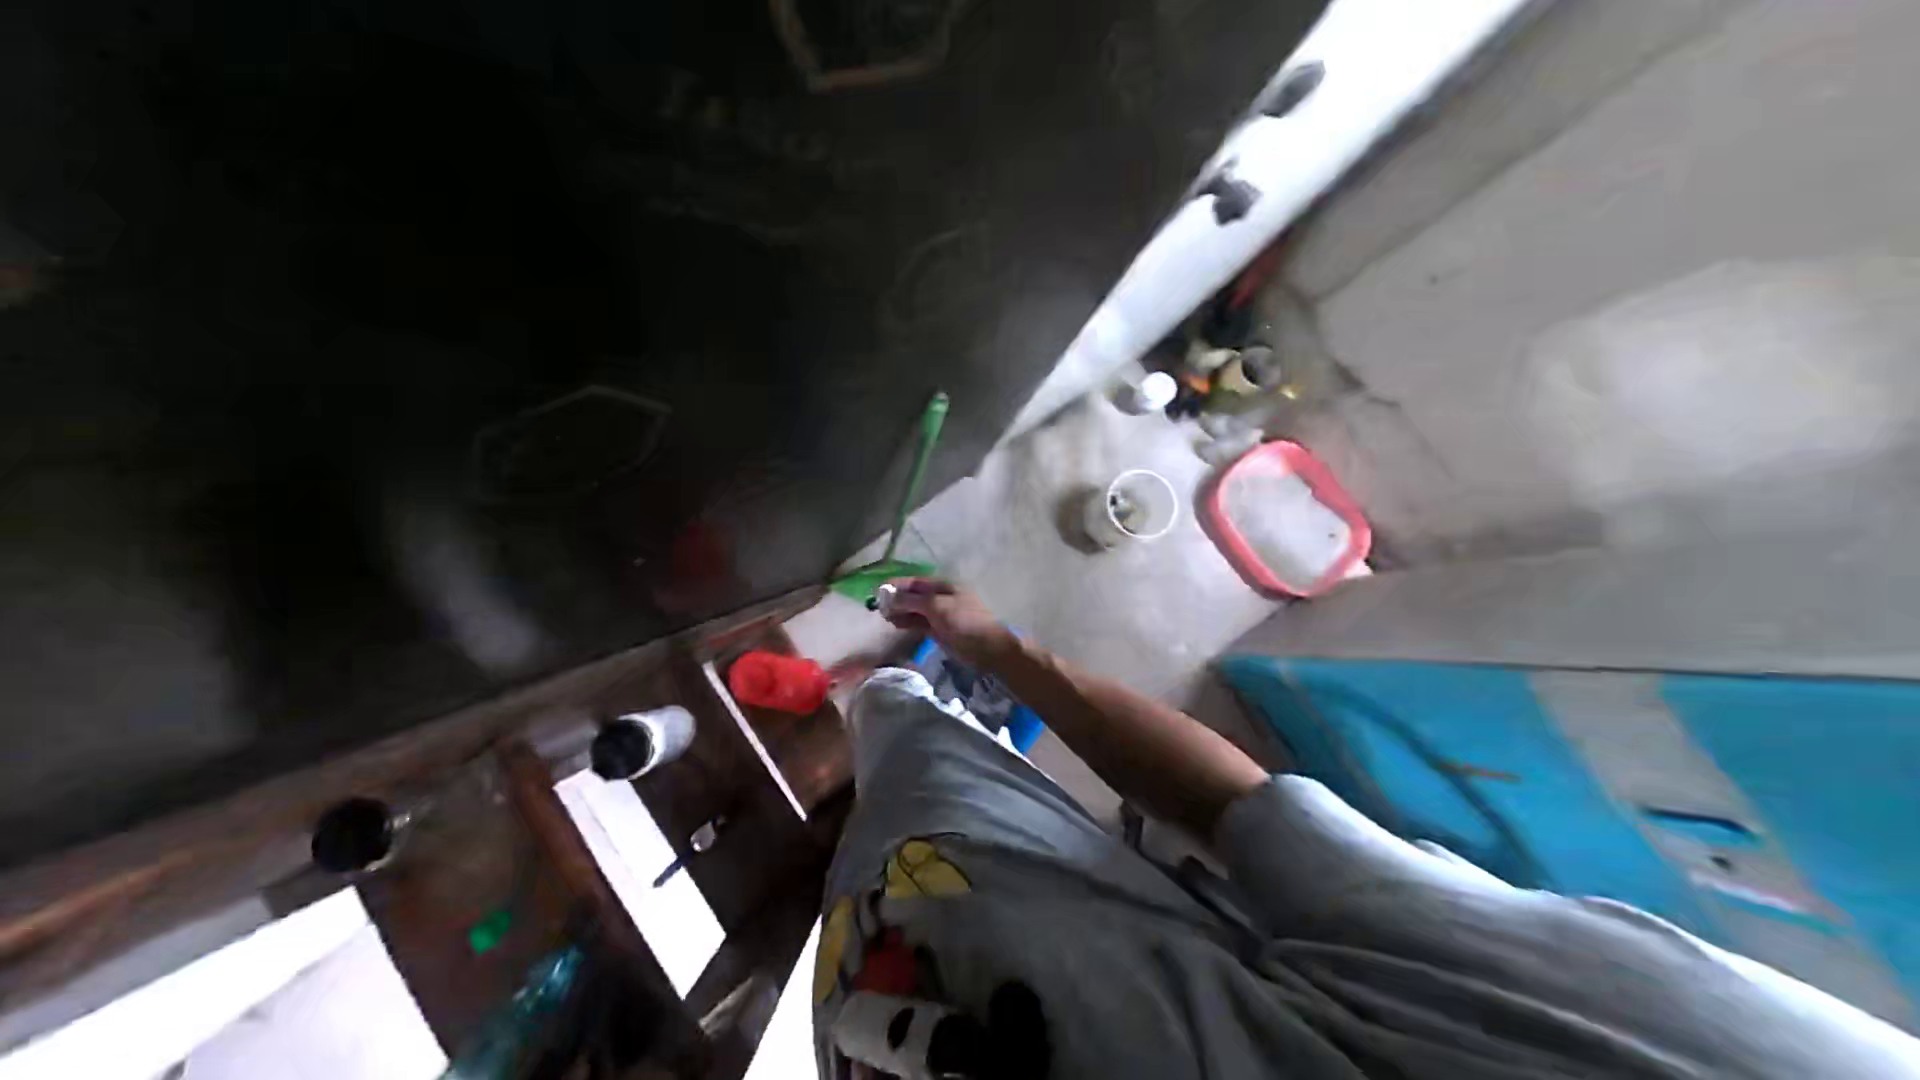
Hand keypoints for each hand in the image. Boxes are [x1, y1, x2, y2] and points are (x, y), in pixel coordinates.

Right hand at [881, 578, 1020, 670]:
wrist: (987, 647)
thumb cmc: (964, 620)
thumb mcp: (936, 606)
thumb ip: (912, 600)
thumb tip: (891, 596)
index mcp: (943, 586)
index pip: (915, 582)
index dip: (897, 585)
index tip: (879, 590)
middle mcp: (940, 598)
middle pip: (914, 596)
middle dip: (897, 599)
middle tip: (878, 607)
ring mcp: (939, 615)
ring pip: (914, 610)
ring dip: (900, 612)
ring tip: (885, 617)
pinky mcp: (938, 631)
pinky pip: (919, 623)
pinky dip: (907, 623)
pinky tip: (895, 624)